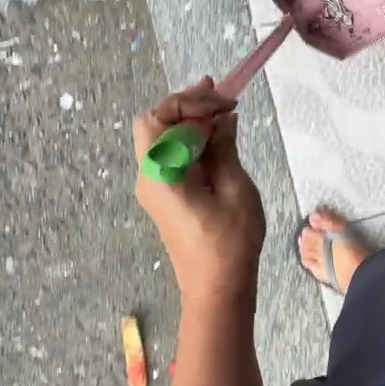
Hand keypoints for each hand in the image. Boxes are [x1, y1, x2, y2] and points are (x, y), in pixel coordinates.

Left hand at [133, 77, 265, 307]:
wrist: (217, 288)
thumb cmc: (229, 241)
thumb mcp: (235, 188)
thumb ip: (224, 149)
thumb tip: (223, 120)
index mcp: (160, 174)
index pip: (158, 118)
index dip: (189, 102)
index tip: (225, 103)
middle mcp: (149, 177)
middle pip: (155, 124)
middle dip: (188, 105)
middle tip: (224, 97)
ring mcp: (155, 187)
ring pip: (163, 138)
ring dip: (191, 121)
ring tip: (225, 110)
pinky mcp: (167, 195)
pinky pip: (172, 156)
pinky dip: (192, 139)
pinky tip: (219, 136)